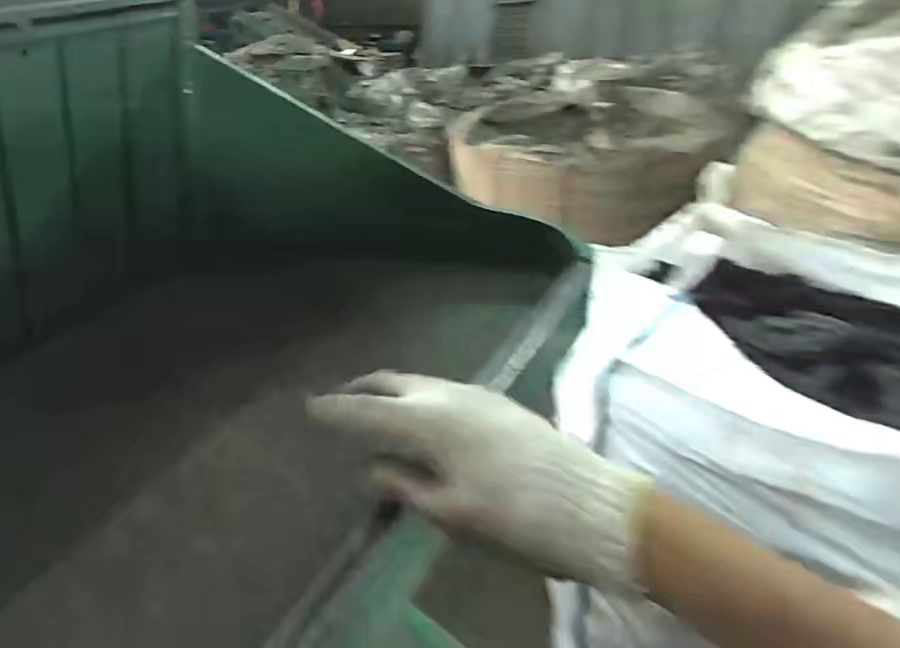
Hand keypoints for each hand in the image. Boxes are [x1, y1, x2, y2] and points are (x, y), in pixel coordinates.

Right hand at [309, 372, 647, 592]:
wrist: (589, 502)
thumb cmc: (515, 516)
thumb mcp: (453, 514)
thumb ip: (407, 487)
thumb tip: (373, 469)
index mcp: (427, 422)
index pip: (367, 413)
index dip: (336, 411)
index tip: (310, 406)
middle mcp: (443, 395)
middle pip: (389, 383)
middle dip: (360, 390)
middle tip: (339, 402)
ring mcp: (471, 392)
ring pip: (415, 382)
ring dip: (390, 391)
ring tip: (377, 410)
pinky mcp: (492, 399)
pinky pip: (439, 388)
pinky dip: (416, 396)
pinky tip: (422, 417)